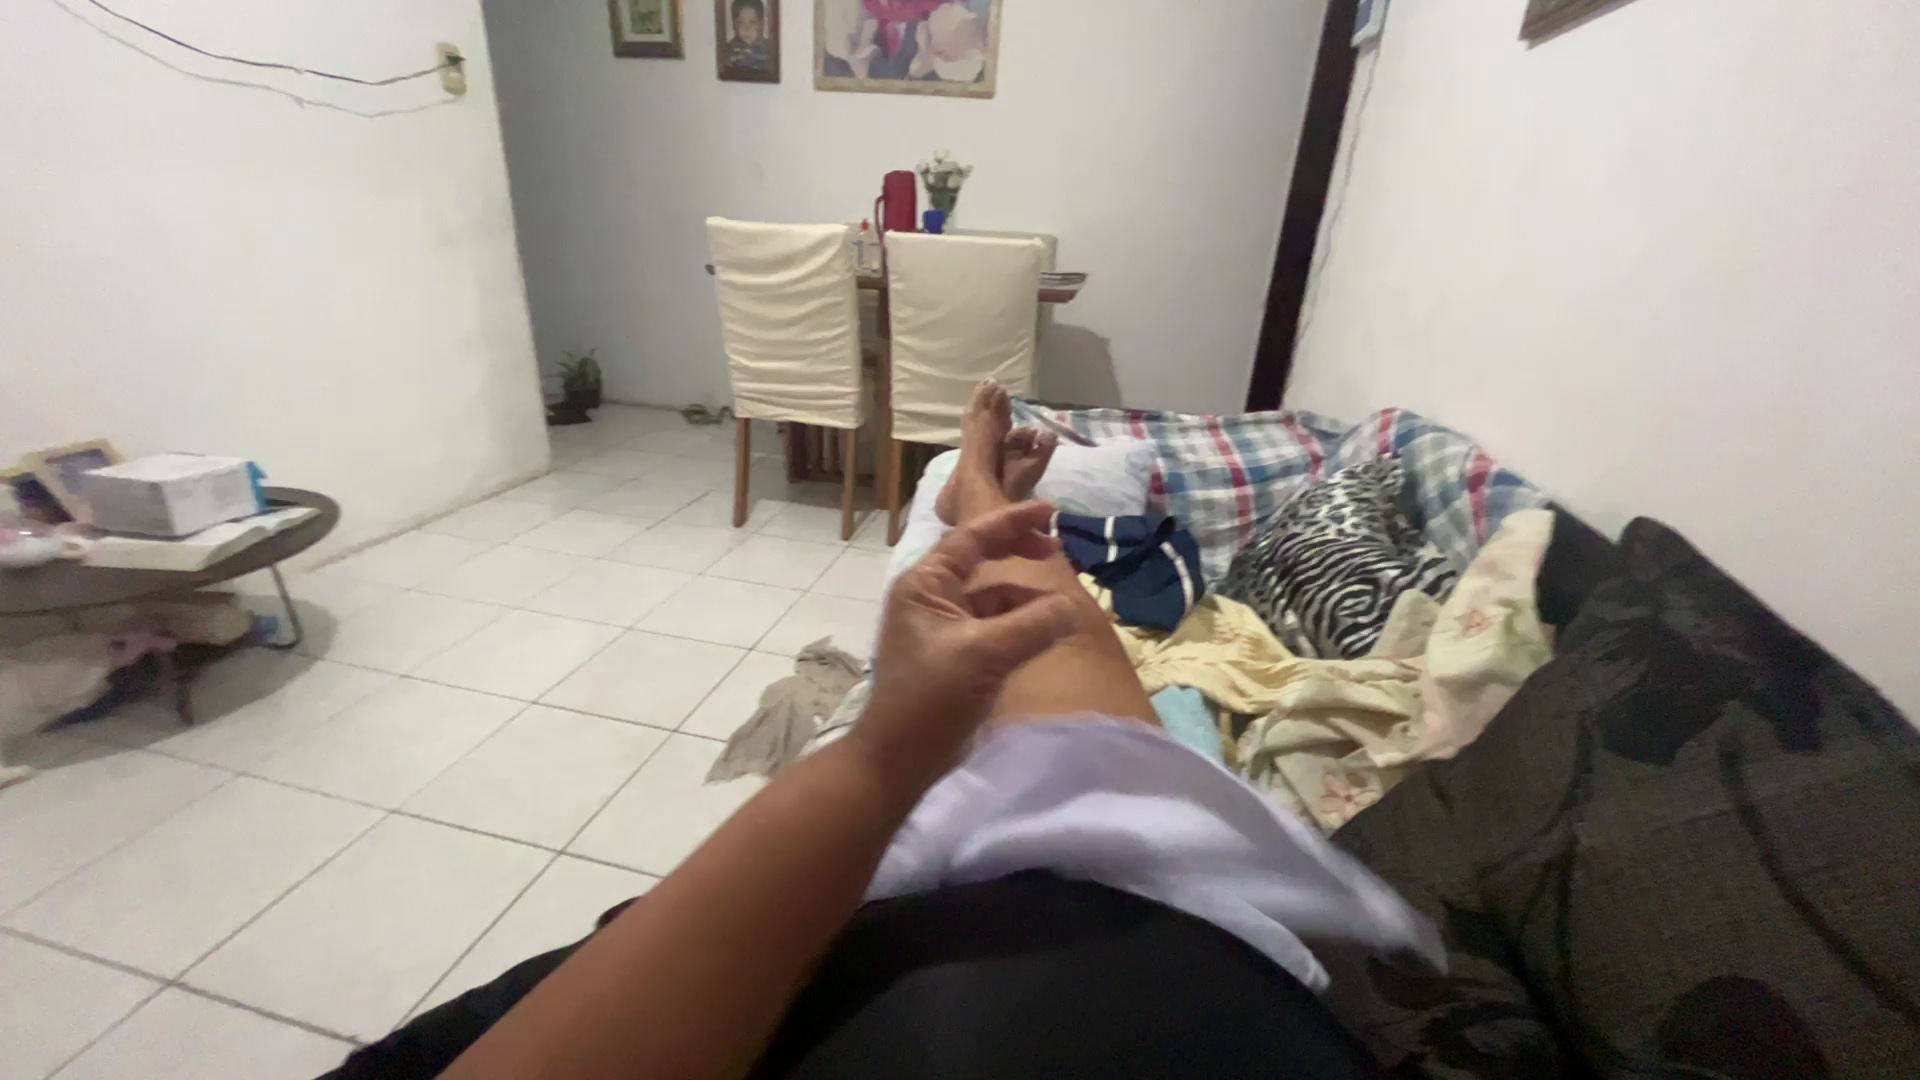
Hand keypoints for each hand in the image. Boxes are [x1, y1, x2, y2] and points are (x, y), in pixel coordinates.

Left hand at [852, 501, 1075, 785]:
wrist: (899, 759)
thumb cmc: (930, 699)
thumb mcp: (984, 655)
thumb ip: (1032, 625)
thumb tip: (1071, 606)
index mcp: (925, 584)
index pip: (972, 537)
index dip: (1012, 520)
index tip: (1053, 509)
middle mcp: (931, 597)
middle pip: (980, 558)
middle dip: (1017, 550)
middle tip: (1055, 548)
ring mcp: (943, 626)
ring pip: (991, 594)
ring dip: (1024, 594)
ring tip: (1059, 605)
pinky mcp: (956, 653)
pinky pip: (994, 624)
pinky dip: (1020, 622)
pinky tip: (1044, 631)